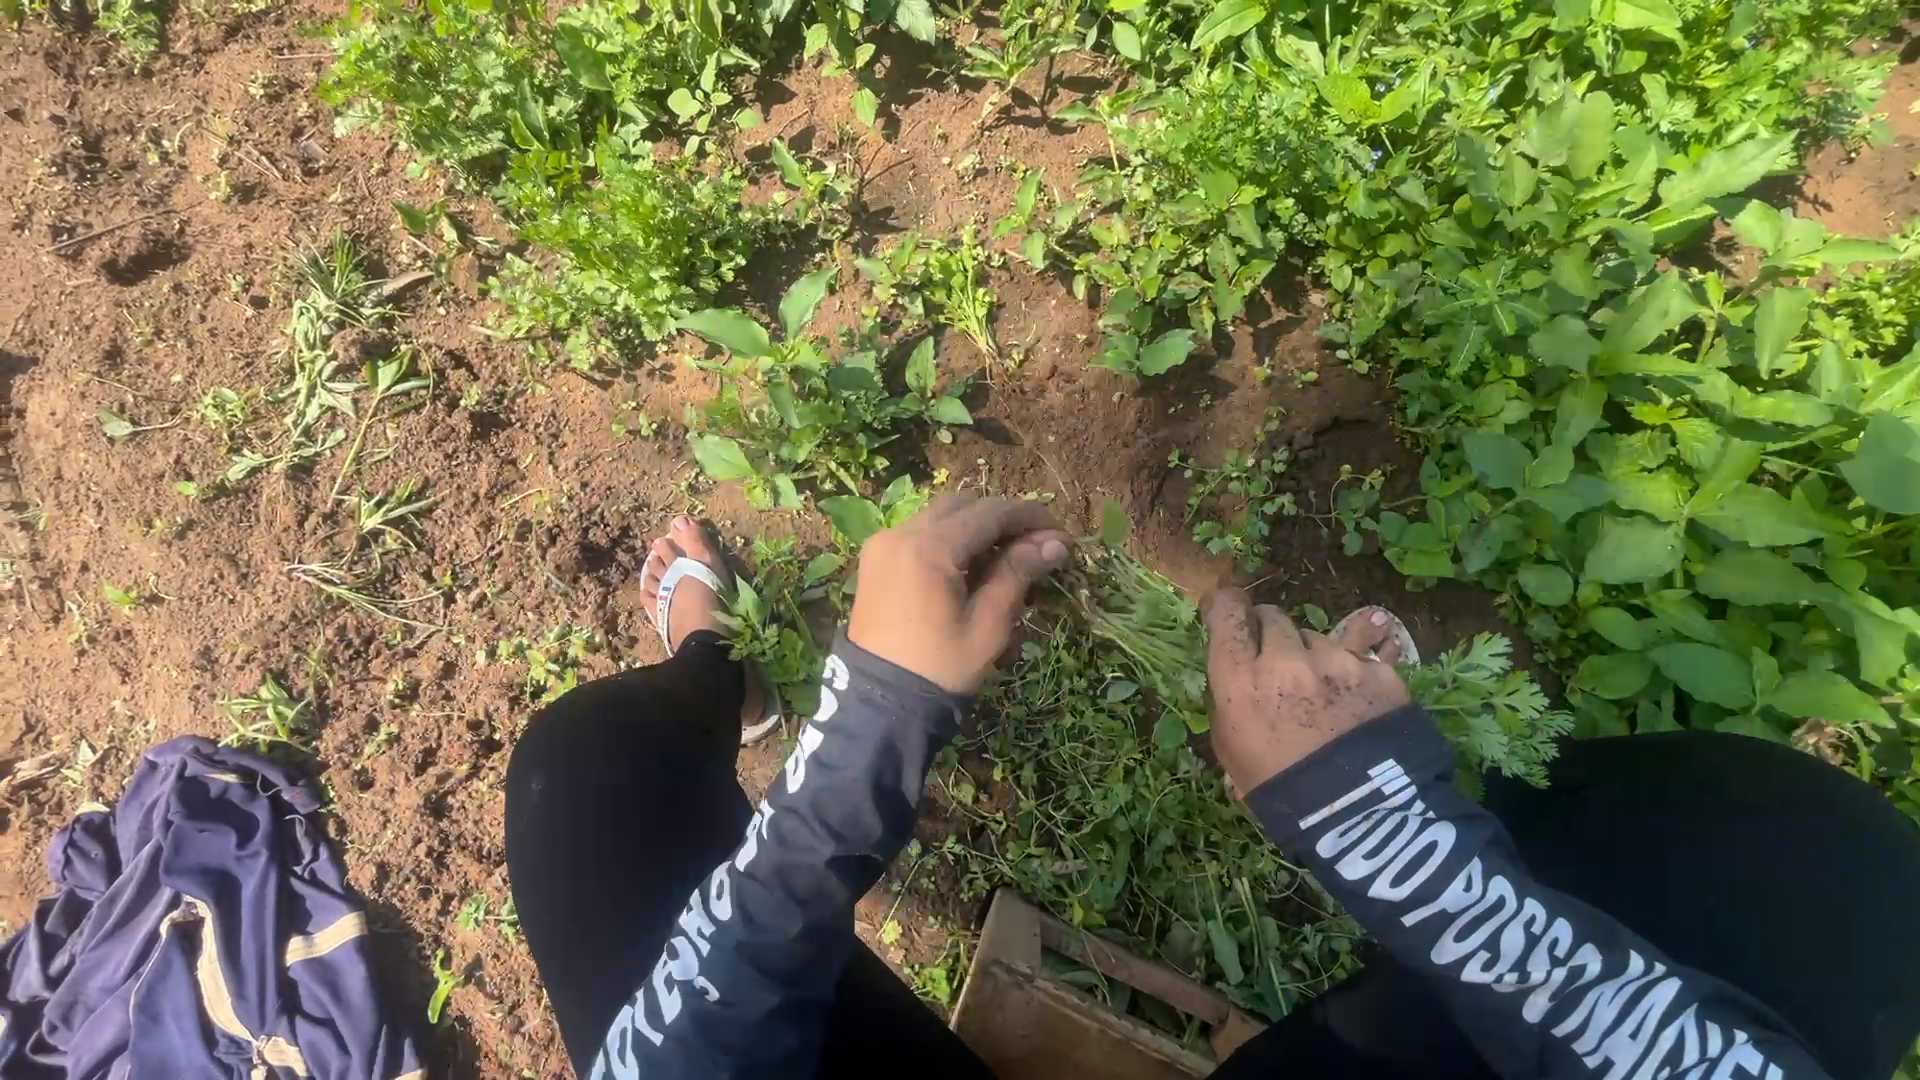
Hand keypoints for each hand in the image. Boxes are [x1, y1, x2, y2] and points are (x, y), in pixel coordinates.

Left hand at [848, 495, 1071, 692]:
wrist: (879, 703)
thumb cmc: (939, 669)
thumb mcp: (987, 626)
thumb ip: (1017, 575)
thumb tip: (1054, 545)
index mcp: (928, 548)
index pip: (990, 512)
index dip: (1030, 518)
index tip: (1059, 536)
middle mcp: (901, 533)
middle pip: (963, 505)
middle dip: (1002, 518)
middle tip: (1035, 546)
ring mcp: (883, 544)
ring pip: (940, 515)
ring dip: (975, 526)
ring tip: (1007, 558)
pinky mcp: (875, 560)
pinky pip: (919, 533)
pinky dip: (948, 538)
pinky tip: (971, 567)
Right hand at [1203, 590, 1410, 793]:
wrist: (1361, 819)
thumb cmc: (1279, 789)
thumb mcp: (1230, 747)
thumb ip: (1228, 700)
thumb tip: (1235, 677)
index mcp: (1241, 678)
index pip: (1227, 611)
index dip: (1225, 605)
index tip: (1225, 611)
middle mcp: (1286, 658)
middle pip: (1272, 617)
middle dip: (1269, 633)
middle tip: (1275, 661)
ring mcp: (1338, 661)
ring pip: (1316, 637)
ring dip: (1311, 656)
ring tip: (1322, 695)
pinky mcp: (1380, 673)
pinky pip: (1360, 656)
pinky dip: (1353, 672)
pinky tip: (1356, 703)